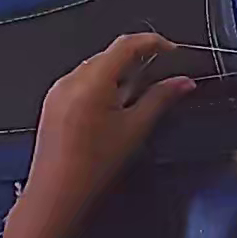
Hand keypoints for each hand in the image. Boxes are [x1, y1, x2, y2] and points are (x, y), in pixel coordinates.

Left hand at [16, 33, 194, 237]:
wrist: (56, 195)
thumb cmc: (96, 165)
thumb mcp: (134, 129)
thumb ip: (160, 99)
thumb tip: (184, 82)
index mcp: (92, 81)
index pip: (125, 45)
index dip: (152, 42)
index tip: (172, 51)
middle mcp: (71, 79)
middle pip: (109, 54)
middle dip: (136, 59)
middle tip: (160, 74)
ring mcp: (58, 89)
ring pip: (95, 66)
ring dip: (119, 72)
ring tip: (138, 93)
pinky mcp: (53, 102)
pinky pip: (81, 80)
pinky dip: (102, 83)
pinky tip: (113, 105)